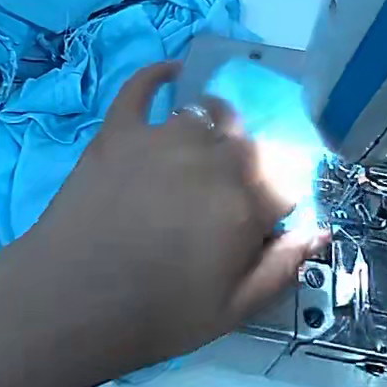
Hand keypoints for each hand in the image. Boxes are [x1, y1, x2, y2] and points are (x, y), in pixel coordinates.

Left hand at [3, 61, 323, 375]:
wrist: (67, 303)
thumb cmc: (156, 315)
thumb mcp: (233, 309)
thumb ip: (282, 266)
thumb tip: (319, 230)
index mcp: (247, 200)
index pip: (285, 180)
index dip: (277, 201)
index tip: (262, 221)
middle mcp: (214, 156)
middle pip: (250, 142)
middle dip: (248, 164)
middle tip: (223, 197)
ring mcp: (165, 136)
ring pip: (206, 113)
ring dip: (213, 127)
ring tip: (199, 151)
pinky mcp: (120, 130)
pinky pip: (142, 87)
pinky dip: (159, 75)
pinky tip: (170, 71)